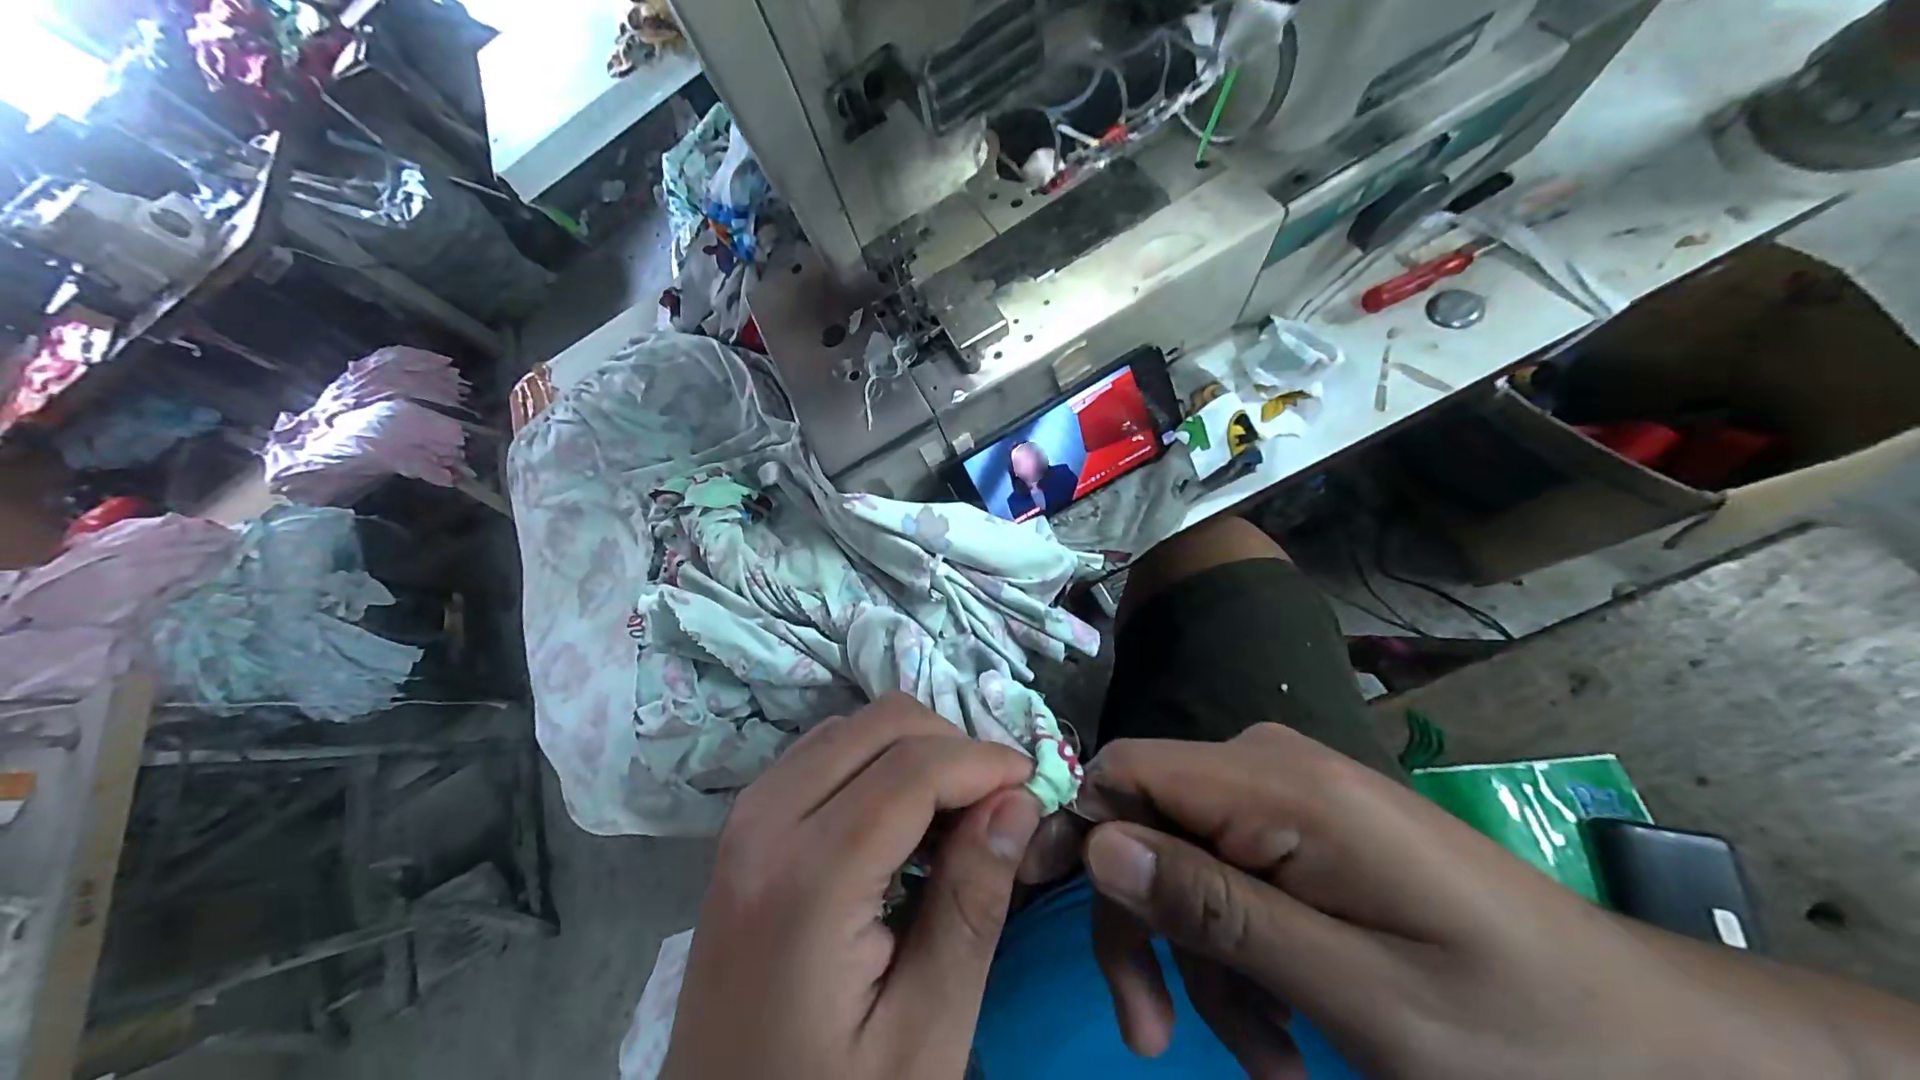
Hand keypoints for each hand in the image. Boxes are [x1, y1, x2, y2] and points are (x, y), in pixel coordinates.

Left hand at [661, 694, 1042, 1079]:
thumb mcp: (924, 1035)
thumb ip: (970, 906)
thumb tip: (1017, 800)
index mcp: (805, 877)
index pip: (913, 767)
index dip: (985, 762)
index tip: (1034, 788)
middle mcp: (764, 822)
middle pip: (881, 723)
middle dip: (953, 747)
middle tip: (995, 806)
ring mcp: (746, 818)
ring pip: (852, 726)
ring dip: (915, 750)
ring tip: (952, 816)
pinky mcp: (745, 825)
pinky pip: (823, 751)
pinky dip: (876, 761)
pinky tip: (900, 819)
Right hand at [1077, 723, 1919, 1079]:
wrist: (1647, 1039)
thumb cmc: (1512, 1027)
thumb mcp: (1351, 990)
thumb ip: (1215, 908)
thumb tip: (1098, 845)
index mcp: (1280, 785)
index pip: (1130, 769)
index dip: (1079, 828)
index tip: (1052, 913)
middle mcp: (1271, 768)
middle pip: (1150, 822)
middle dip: (1144, 928)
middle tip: (1148, 1033)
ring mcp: (1289, 798)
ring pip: (1188, 863)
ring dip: (1205, 964)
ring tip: (1265, 1062)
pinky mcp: (1305, 832)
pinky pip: (1233, 878)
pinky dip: (1241, 957)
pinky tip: (1286, 1035)